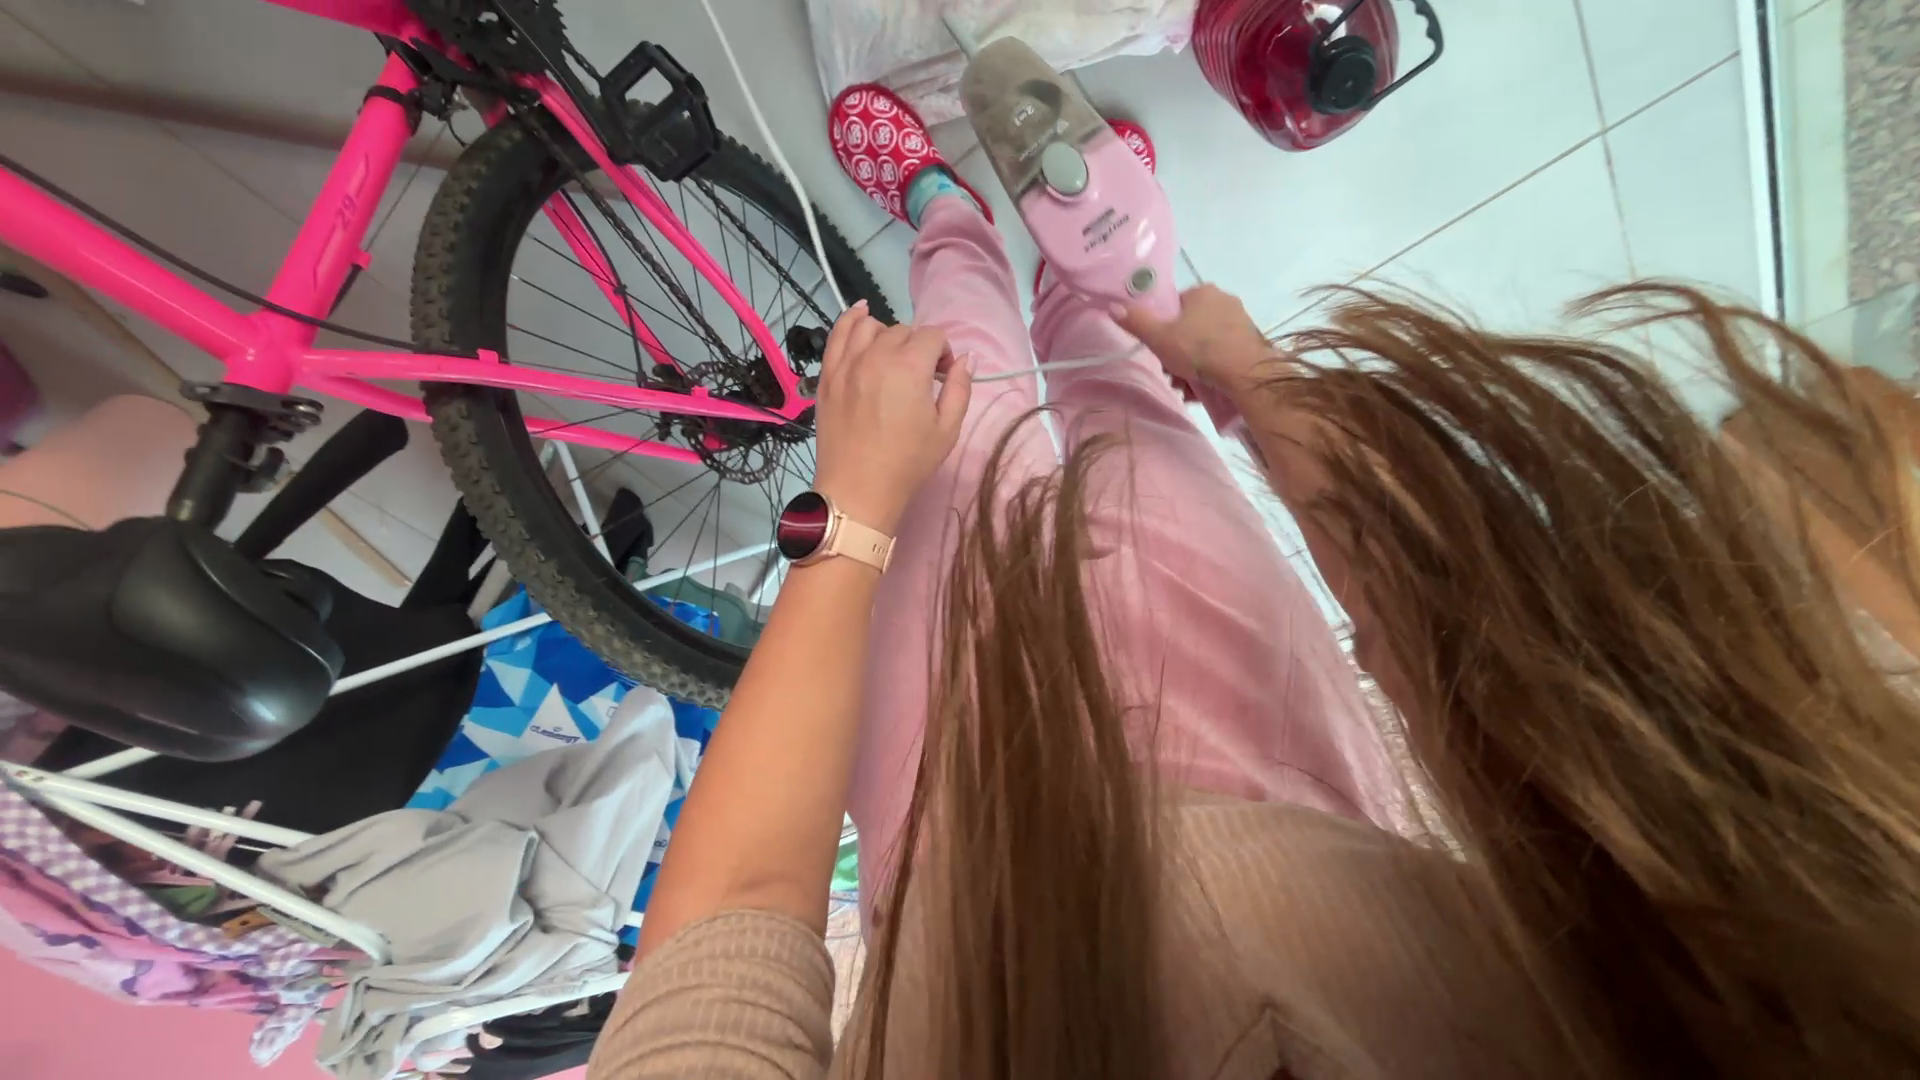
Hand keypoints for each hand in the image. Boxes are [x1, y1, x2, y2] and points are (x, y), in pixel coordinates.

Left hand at [809, 301, 971, 534]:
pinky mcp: (828, 375)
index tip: (943, 378)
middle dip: (918, 348)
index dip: (944, 354)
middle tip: (920, 378)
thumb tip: (966, 359)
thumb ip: (960, 389)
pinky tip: (861, 314)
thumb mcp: (947, 430)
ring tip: (893, 356)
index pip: (933, 337)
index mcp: (910, 367)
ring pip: (871, 327)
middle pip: (904, 331)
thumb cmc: (907, 463)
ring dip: (888, 335)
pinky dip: (851, 320)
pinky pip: (838, 334)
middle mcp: (877, 355)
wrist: (858, 490)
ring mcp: (847, 363)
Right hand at [1113, 285, 1273, 397]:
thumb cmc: (1199, 350)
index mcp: (1202, 292)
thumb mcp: (1159, 338)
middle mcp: (1224, 300)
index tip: (1159, 349)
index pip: (1174, 307)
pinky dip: (1210, 369)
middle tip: (1171, 373)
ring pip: (1205, 344)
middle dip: (1176, 353)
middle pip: (1189, 327)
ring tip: (1186, 387)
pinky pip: (1221, 354)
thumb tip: (1113, 306)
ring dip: (1191, 366)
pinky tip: (1203, 387)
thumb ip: (1136, 322)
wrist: (1245, 373)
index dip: (1162, 328)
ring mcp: (1240, 321)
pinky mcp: (1249, 342)